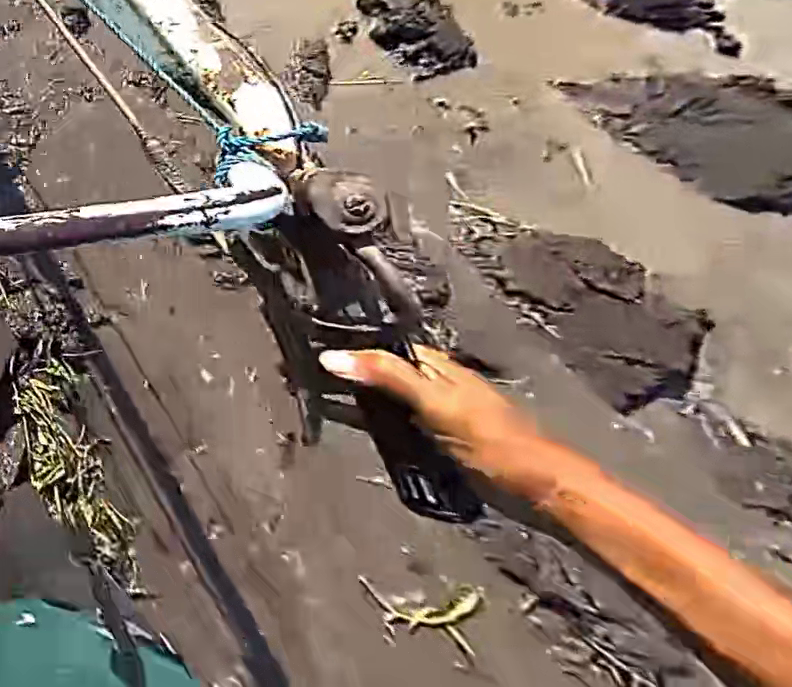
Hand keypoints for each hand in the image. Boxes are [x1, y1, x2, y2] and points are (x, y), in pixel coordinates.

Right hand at [319, 346, 557, 500]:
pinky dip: (360, 420)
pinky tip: (337, 422)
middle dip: (337, 373)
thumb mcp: (436, 403)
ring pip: (374, 397)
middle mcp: (426, 382)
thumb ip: (385, 375)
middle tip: (294, 375)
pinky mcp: (425, 438)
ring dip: (345, 397)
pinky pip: (383, 422)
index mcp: (431, 364)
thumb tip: (328, 356)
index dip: (342, 346)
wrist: (545, 495)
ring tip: (306, 397)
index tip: (302, 349)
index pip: (375, 344)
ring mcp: (425, 411)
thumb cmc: (495, 442)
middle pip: (371, 370)